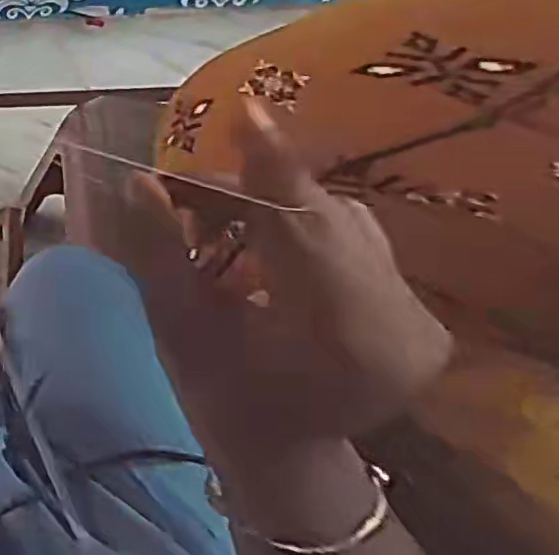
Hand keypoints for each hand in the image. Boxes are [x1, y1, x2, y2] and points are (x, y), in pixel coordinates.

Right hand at [92, 99, 451, 454]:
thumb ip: (161, 248)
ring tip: (212, 226)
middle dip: (240, 190)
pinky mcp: (415, 303)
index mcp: (338, 334)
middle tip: (177, 199)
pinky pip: (349, 231)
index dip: (272, 165)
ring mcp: (417, 312)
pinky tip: (259, 240)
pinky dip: (295, 218)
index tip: (248, 109)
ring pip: (335, 216)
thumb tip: (142, 181)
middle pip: (314, 213)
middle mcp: (397, 319)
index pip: (304, 228)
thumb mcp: (178, 322)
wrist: (286, 449)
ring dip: (266, 202)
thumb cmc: (220, 392)